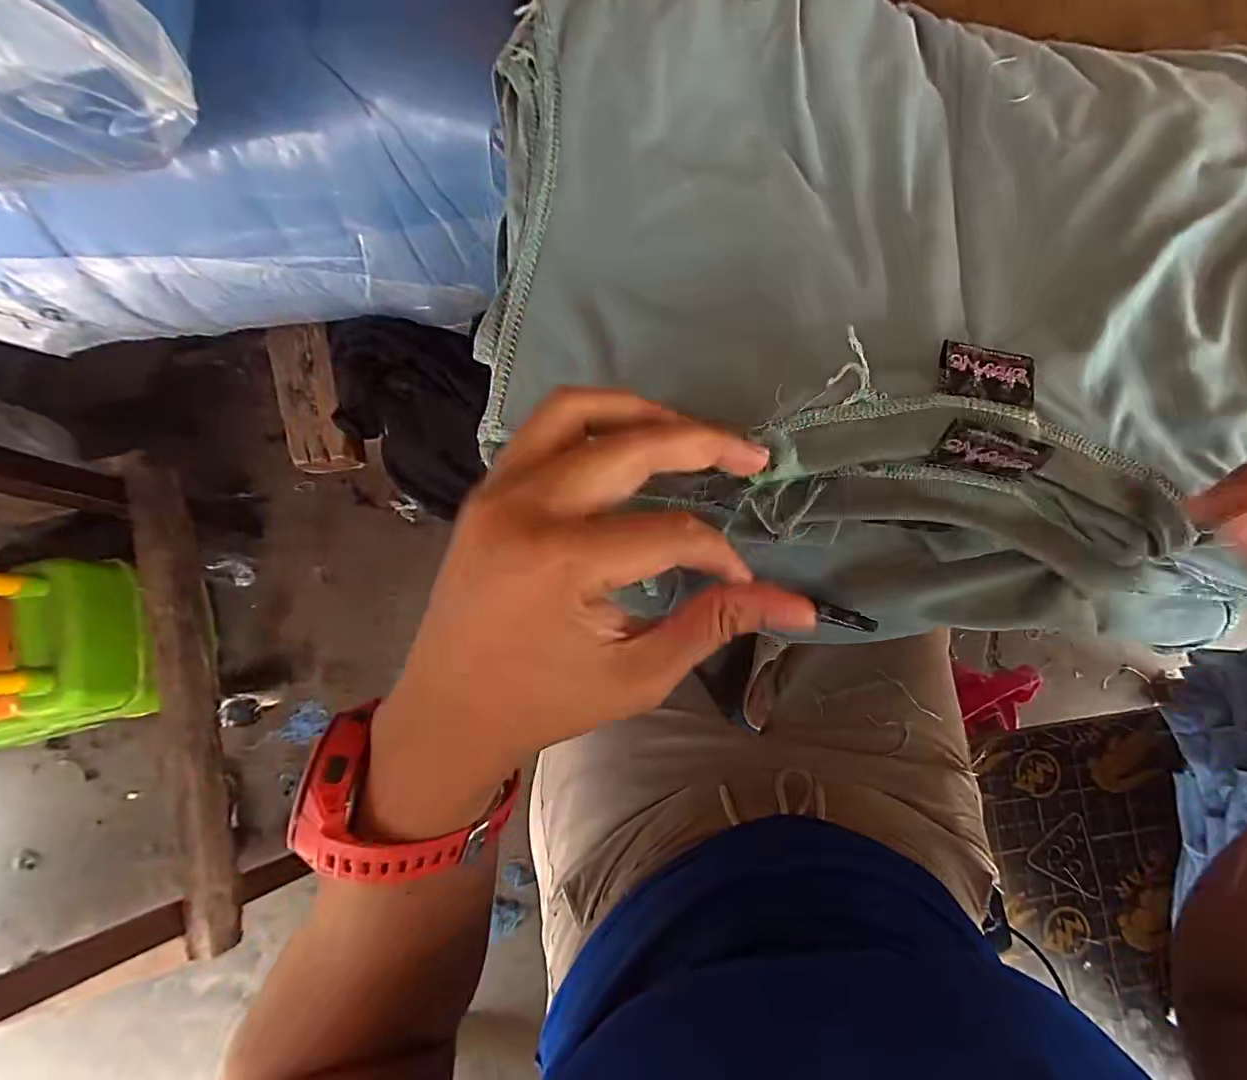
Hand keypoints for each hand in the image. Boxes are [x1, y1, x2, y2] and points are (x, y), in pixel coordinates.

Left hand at [362, 388, 815, 837]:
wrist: (448, 713)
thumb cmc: (545, 703)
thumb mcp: (640, 675)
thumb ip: (716, 624)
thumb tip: (798, 605)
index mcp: (562, 563)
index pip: (669, 533)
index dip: (718, 553)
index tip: (740, 580)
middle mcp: (526, 509)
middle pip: (631, 446)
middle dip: (703, 443)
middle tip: (753, 455)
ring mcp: (498, 491)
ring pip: (577, 411)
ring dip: (643, 413)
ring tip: (691, 433)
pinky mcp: (486, 491)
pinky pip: (543, 429)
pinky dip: (595, 423)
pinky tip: (628, 444)